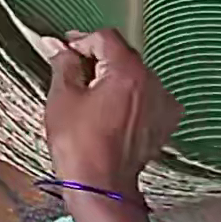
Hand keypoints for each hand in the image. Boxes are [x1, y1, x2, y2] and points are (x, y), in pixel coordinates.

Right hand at [43, 29, 181, 195]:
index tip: (61, 50)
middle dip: (95, 57)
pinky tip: (106, 109)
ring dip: (111, 76)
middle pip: (123, 55)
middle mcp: (153, 82)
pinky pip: (144, 96)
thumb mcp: (62, 97)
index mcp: (127, 72)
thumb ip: (62, 64)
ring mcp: (163, 103)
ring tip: (86, 92)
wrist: (100, 182)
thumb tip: (56, 44)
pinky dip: (125, 95)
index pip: (105, 38)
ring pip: (134, 76)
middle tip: (68, 69)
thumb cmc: (77, 139)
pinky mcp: (164, 121)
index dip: (80, 40)